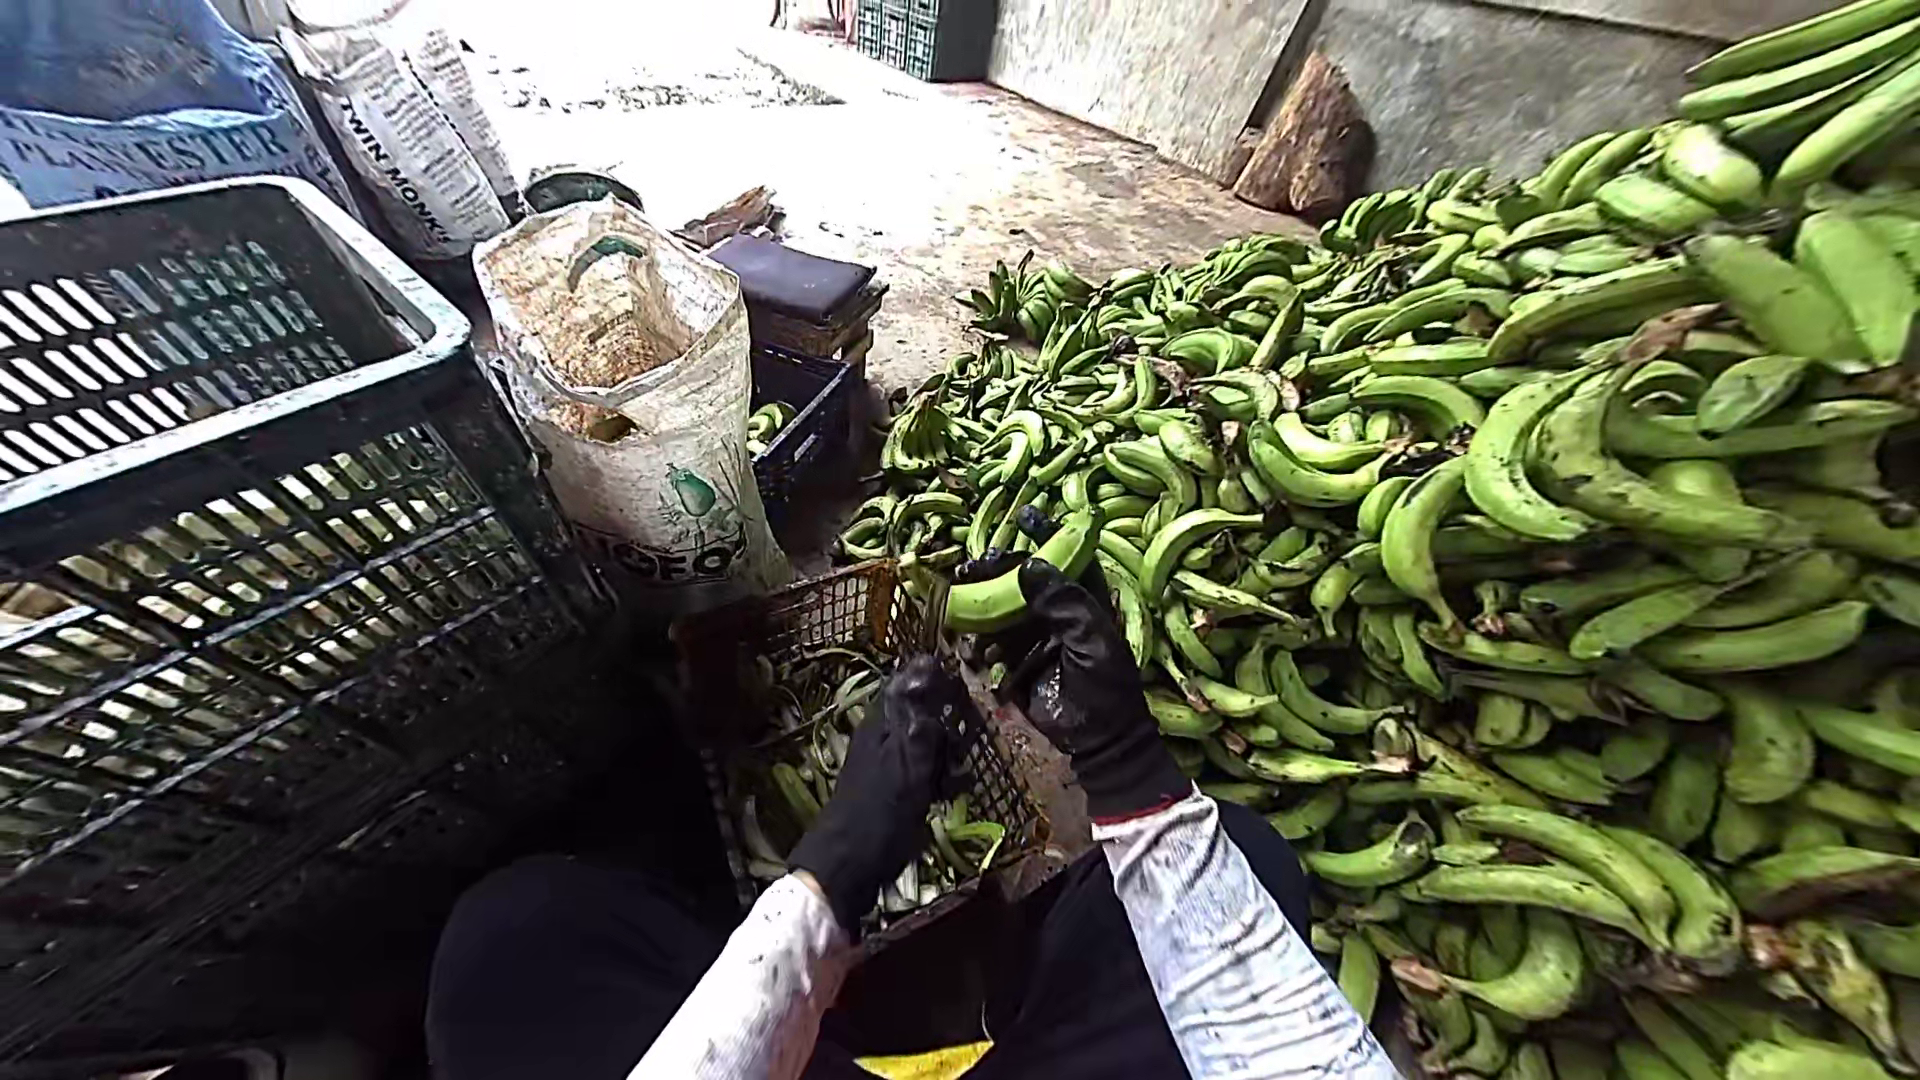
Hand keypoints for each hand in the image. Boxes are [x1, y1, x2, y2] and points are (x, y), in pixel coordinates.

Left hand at [789, 655, 956, 931]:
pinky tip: (950, 792)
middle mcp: (880, 737)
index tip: (963, 694)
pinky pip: (919, 771)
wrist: (846, 868)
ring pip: (923, 744)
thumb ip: (919, 721)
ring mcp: (884, 764)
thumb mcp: (907, 766)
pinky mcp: (889, 789)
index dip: (937, 684)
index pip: (909, 685)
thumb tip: (926, 670)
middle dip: (947, 725)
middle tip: (966, 743)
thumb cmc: (879, 813)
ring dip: (945, 754)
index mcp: (881, 724)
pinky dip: (936, 777)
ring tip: (960, 773)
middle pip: (920, 715)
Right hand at [962, 554, 1189, 821]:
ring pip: (1004, 605)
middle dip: (999, 569)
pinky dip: (982, 637)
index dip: (1048, 532)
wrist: (1097, 739)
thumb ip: (1063, 602)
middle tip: (975, 566)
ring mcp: (1036, 632)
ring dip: (983, 600)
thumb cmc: (1104, 685)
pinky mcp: (1017, 657)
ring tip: (963, 595)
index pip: (1065, 556)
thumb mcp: (1090, 640)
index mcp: (1084, 598)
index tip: (1025, 515)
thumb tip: (1029, 563)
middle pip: (1025, 578)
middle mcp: (1058, 609)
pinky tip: (976, 643)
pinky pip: (994, 638)